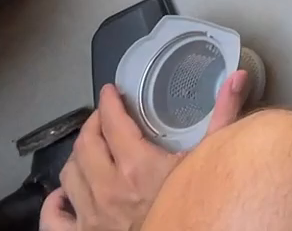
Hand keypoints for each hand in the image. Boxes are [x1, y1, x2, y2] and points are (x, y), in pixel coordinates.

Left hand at [40, 72, 248, 230]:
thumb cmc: (198, 202)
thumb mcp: (212, 157)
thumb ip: (224, 115)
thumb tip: (238, 75)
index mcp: (136, 166)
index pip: (112, 124)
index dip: (108, 103)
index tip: (111, 90)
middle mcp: (106, 190)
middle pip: (85, 146)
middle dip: (93, 124)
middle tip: (105, 114)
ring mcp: (90, 218)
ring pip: (68, 176)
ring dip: (78, 156)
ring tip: (92, 146)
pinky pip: (54, 219)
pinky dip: (55, 202)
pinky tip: (64, 192)